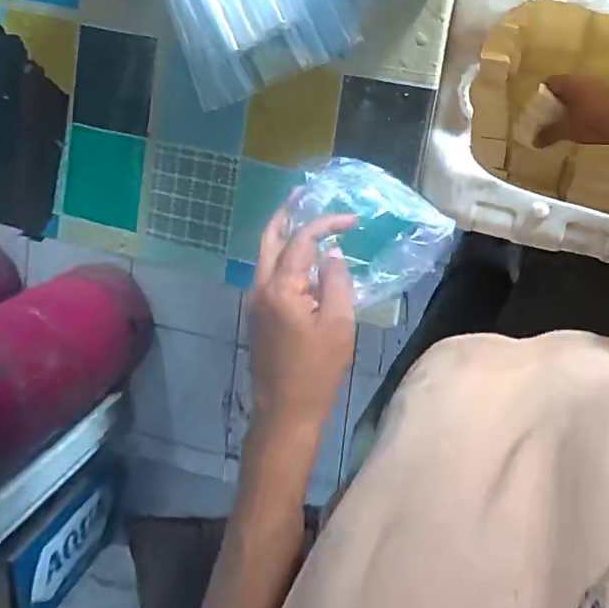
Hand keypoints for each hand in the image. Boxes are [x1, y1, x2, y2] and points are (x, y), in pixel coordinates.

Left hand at [248, 207, 358, 430]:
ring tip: (309, 219)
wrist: (285, 413)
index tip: (353, 220)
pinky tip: (306, 259)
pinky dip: (285, 256)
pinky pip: (270, 272)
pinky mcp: (258, 314)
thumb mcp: (338, 324)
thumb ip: (336, 282)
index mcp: (281, 287)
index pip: (302, 240)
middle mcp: (261, 287)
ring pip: (266, 254)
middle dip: (288, 213)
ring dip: (285, 233)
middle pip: (270, 237)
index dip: (327, 223)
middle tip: (306, 194)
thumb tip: (331, 254)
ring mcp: (255, 300)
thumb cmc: (316, 370)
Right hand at [539, 74, 608, 147]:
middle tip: (552, 114)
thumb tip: (534, 142)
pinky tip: (585, 119)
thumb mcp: (567, 130)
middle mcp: (583, 79)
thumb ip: (549, 134)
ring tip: (568, 118)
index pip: (550, 82)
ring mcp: (598, 85)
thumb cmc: (592, 123)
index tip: (540, 108)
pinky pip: (590, 96)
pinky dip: (584, 105)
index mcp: (569, 83)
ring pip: (578, 90)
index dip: (542, 94)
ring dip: (572, 102)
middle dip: (557, 99)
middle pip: (564, 85)